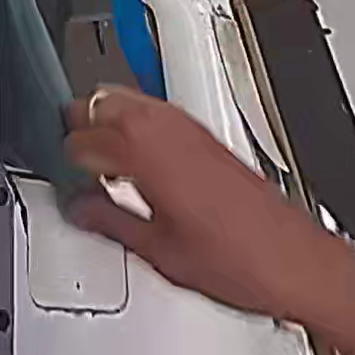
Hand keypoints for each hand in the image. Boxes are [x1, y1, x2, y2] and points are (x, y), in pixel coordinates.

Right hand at [65, 85, 354, 352]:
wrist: (294, 259)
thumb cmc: (238, 259)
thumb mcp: (158, 251)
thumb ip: (108, 220)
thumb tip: (78, 206)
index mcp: (143, 150)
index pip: (82, 137)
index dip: (64, 156)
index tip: (60, 172)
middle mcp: (161, 124)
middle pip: (96, 101)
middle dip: (77, 123)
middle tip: (70, 153)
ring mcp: (181, 120)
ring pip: (120, 95)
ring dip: (102, 115)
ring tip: (97, 152)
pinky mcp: (196, 124)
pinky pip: (146, 103)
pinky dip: (128, 116)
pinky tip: (132, 150)